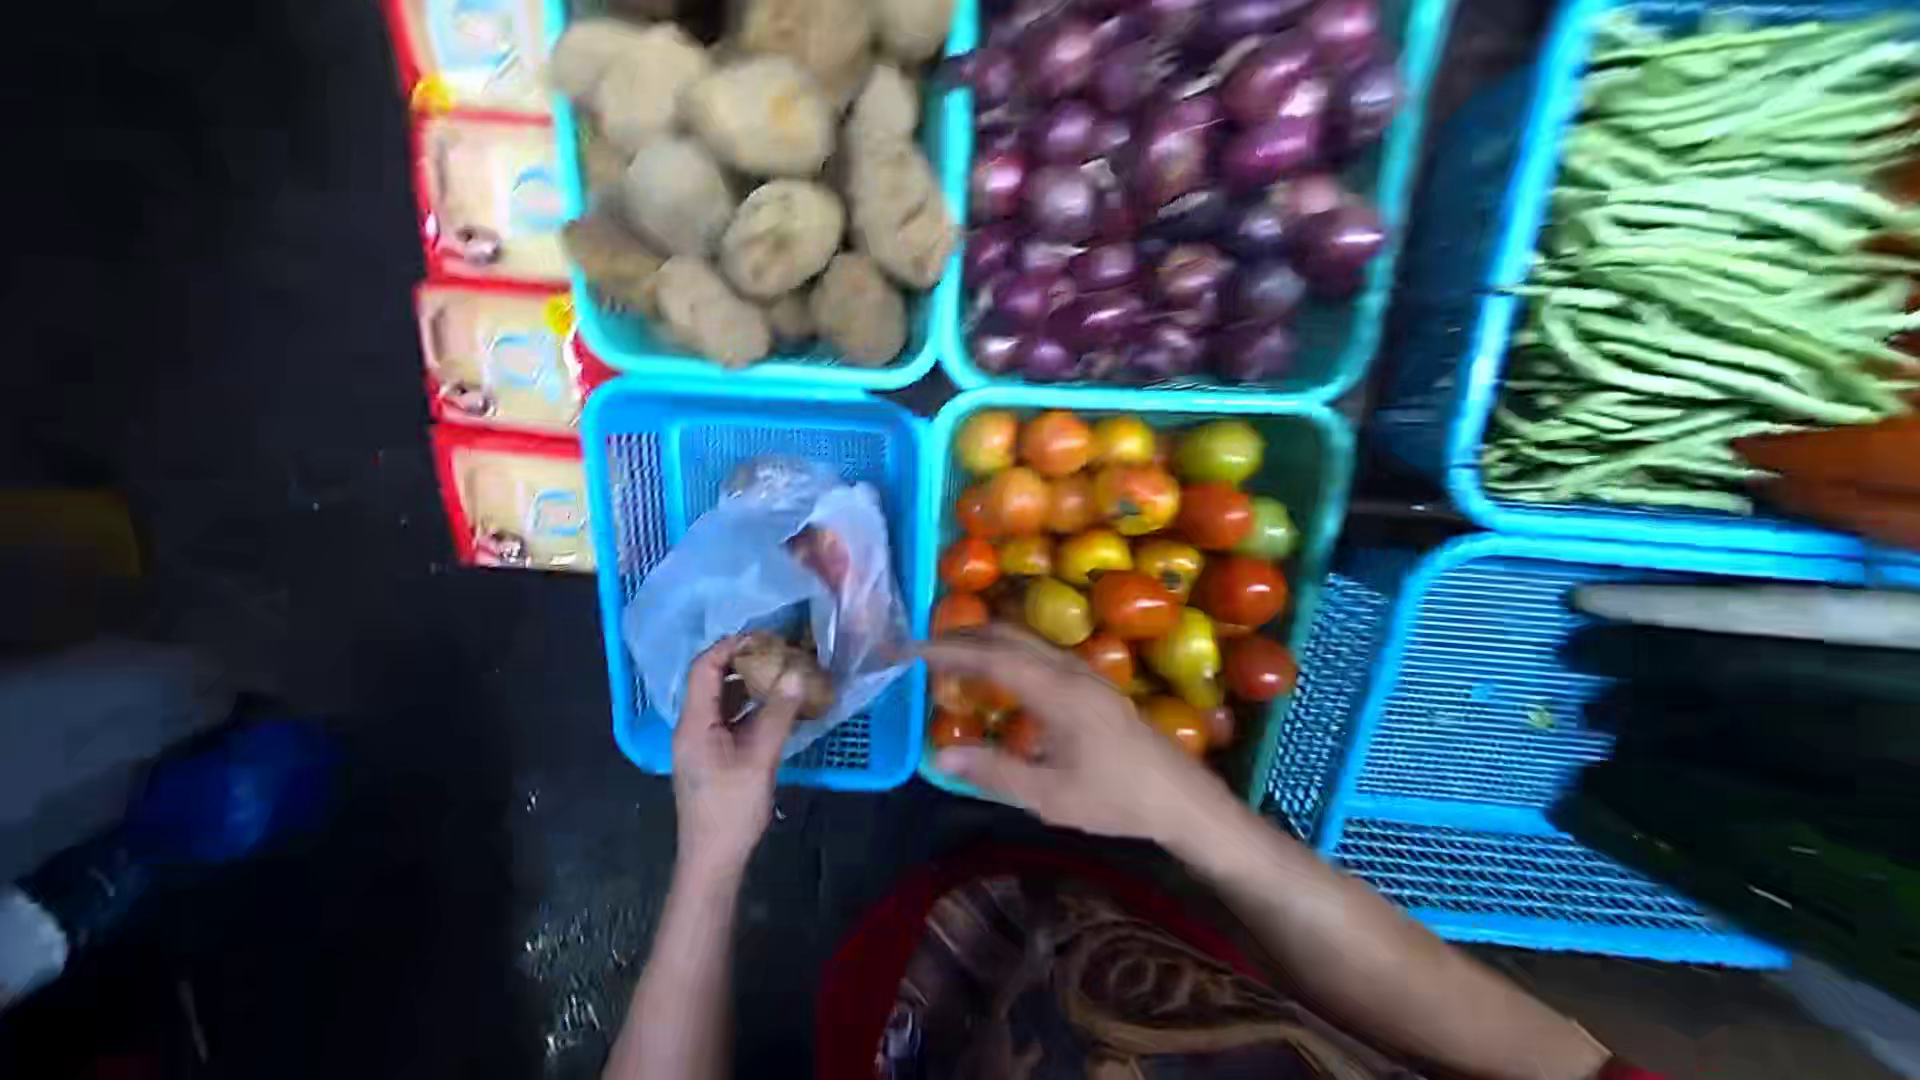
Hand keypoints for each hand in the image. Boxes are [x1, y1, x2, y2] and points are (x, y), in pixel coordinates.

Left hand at [672, 635, 803, 878]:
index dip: (729, 646)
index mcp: (694, 723)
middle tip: (779, 652)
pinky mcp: (714, 755)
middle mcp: (692, 727)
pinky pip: (731, 719)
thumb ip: (778, 714)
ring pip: (723, 699)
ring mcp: (702, 742)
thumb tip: (797, 673)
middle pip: (711, 680)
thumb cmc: (732, 809)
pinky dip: (752, 707)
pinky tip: (779, 708)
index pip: (704, 668)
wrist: (713, 860)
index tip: (763, 636)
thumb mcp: (760, 758)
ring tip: (783, 674)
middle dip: (743, 662)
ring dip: (750, 684)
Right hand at [920, 626, 1237, 848]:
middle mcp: (1070, 670)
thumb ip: (994, 770)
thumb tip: (938, 752)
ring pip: (1025, 640)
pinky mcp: (1092, 681)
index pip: (992, 657)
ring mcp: (1085, 672)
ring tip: (950, 656)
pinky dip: (1006, 651)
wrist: (1182, 799)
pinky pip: (1039, 652)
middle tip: (921, 649)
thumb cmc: (1117, 800)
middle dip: (961, 637)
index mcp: (1058, 692)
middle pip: (1007, 636)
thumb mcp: (1051, 796)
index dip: (947, 651)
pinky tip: (997, 674)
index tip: (910, 651)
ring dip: (984, 640)